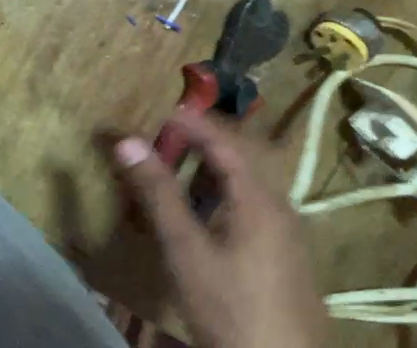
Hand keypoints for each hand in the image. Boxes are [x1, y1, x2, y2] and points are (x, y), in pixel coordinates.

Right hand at [115, 111, 327, 347]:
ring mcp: (289, 239)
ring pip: (249, 187)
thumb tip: (127, 140)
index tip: (160, 110)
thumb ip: (158, 193)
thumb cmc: (230, 306)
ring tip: (177, 172)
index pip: (226, 143)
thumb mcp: (185, 249)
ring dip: (213, 171)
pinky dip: (225, 196)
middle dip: (203, 144)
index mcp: (260, 200)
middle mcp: (282, 211)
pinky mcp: (288, 262)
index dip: (193, 123)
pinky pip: (255, 209)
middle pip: (242, 161)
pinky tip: (205, 218)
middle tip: (165, 137)